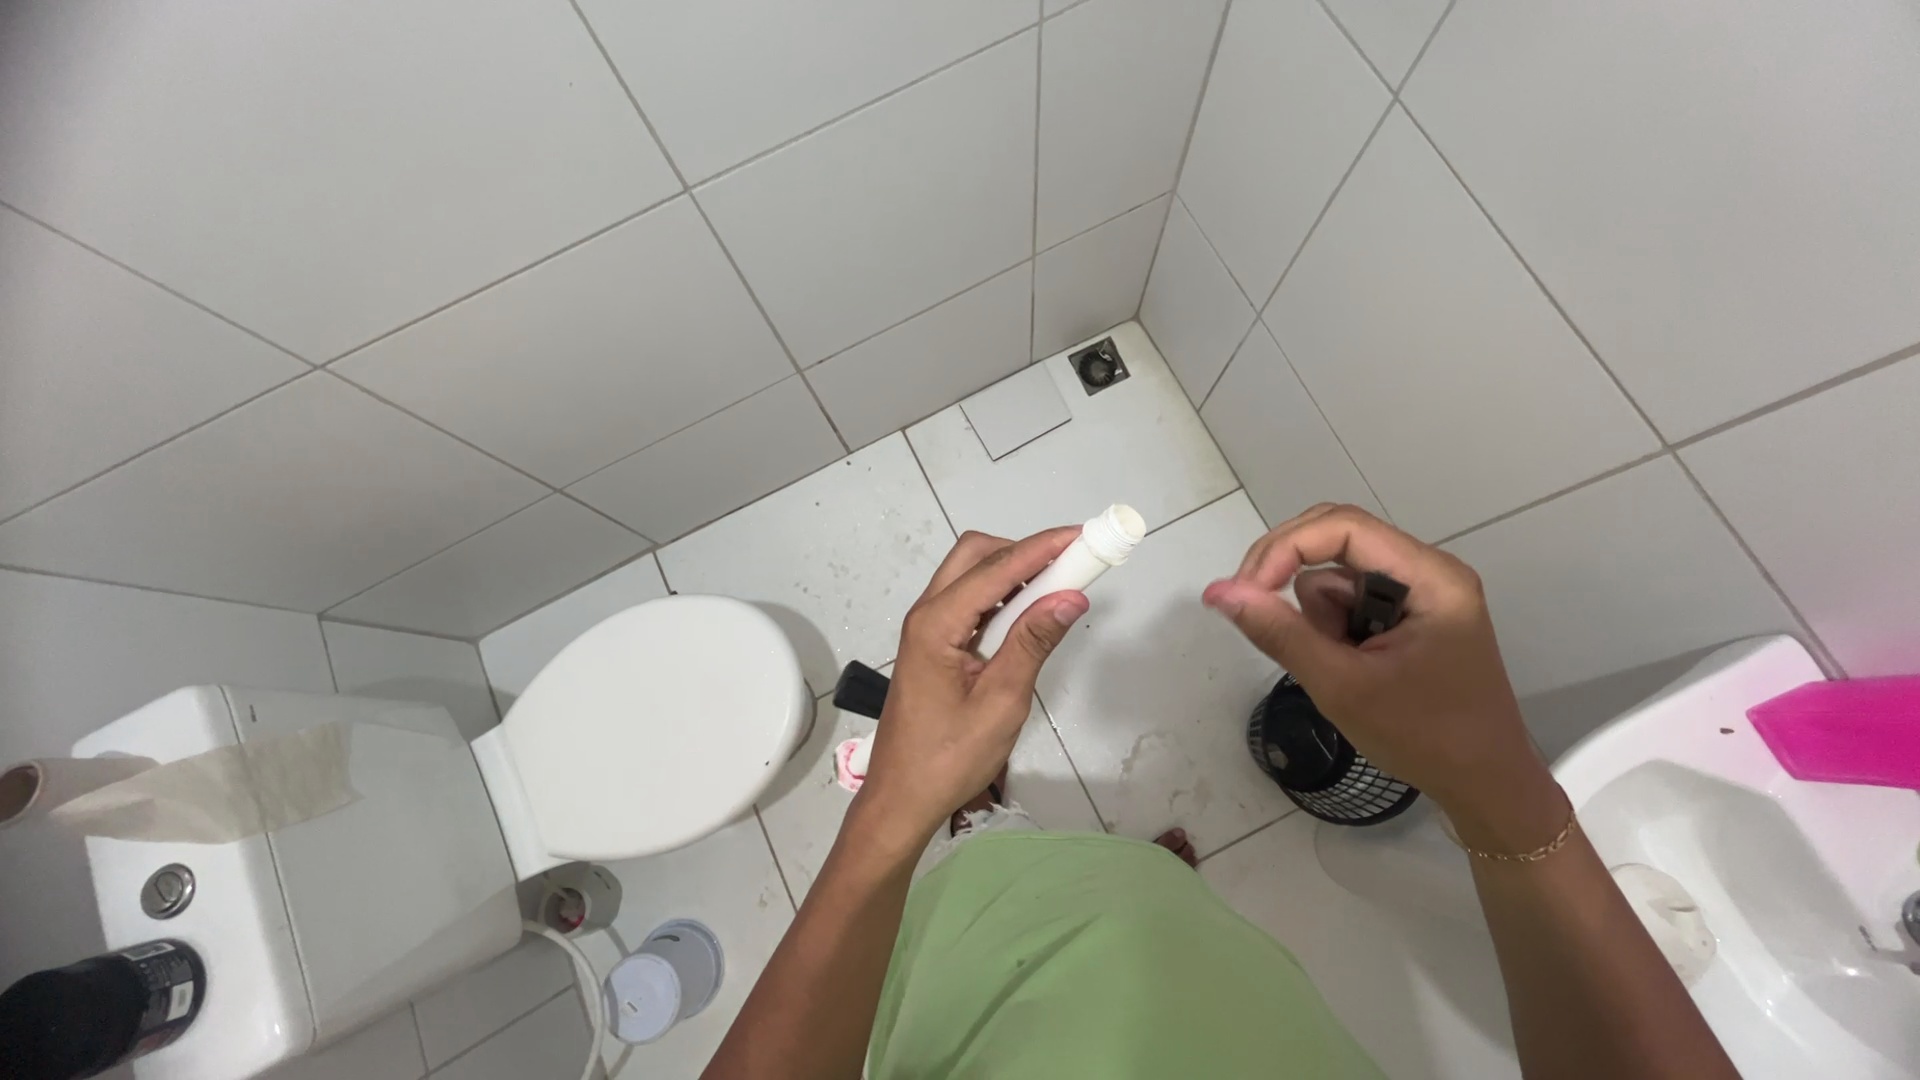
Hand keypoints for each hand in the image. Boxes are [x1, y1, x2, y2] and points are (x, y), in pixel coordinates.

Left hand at [856, 527, 1087, 843]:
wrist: (902, 797)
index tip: (1083, 536)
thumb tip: (1071, 596)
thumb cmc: (949, 758)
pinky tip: (1027, 614)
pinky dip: (999, 595)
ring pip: (969, 573)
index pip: (996, 568)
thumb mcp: (1001, 702)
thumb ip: (1033, 643)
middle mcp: (926, 614)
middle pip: (974, 554)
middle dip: (1022, 550)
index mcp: (937, 624)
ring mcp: (926, 628)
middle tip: (1068, 566)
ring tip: (1056, 587)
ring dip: (1011, 571)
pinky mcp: (932, 643)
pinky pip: (967, 601)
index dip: (1042, 548)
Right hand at [1201, 504, 1552, 825]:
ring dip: (1315, 614)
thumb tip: (1218, 592)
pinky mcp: (1406, 613)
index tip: (1246, 591)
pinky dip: (1328, 626)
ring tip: (1335, 665)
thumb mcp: (1341, 686)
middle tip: (1255, 609)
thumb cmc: (1423, 737)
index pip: (1343, 527)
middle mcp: (1426, 570)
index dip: (1284, 548)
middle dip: (1288, 571)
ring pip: (1334, 573)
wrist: (1484, 785)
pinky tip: (1345, 664)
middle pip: (1335, 538)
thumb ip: (1278, 633)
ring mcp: (1417, 592)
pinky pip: (1345, 598)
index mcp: (1430, 577)